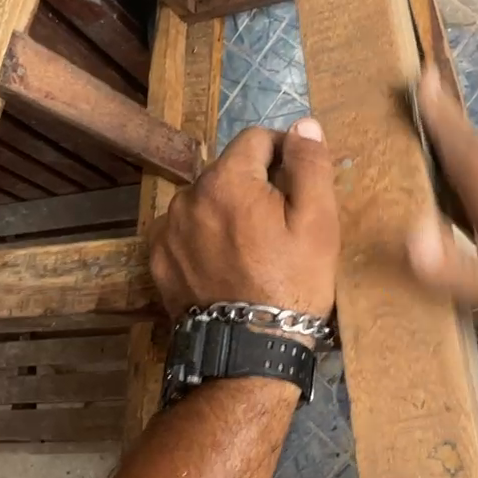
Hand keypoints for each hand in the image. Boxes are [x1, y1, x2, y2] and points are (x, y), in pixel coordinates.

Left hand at [150, 118, 338, 323]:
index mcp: (226, 180)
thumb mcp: (318, 223)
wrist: (249, 351)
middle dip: (255, 185)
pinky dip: (205, 237)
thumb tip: (303, 125)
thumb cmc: (292, 284)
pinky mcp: (159, 260)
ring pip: (206, 201)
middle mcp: (187, 196)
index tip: (299, 186)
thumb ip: (310, 166)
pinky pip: (187, 231)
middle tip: (280, 225)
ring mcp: (167, 230)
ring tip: (253, 248)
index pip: (256, 139)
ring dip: (228, 210)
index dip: (284, 154)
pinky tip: (226, 264)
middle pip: (229, 171)